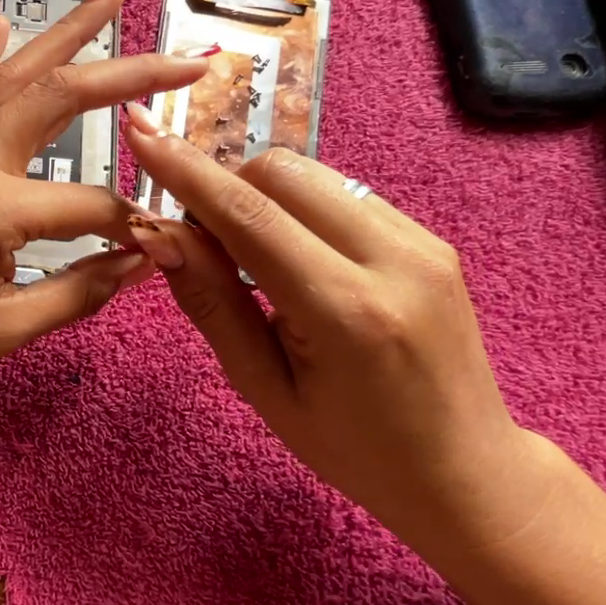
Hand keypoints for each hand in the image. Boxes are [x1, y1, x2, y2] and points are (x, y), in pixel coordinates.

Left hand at [0, 0, 209, 387]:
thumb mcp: (2, 329)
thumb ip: (79, 291)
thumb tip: (144, 261)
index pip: (91, 205)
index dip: (134, 228)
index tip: (163, 247)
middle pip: (59, 96)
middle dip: (130, 73)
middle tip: (189, 57)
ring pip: (12, 76)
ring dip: (64, 31)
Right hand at [119, 106, 536, 531]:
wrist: (465, 470)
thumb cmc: (349, 445)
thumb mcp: (260, 385)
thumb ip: (210, 301)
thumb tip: (158, 235)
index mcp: (346, 309)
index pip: (248, 215)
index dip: (185, 171)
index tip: (140, 134)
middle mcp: (395, 258)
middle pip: (280, 173)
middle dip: (221, 188)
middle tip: (194, 241)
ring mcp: (422, 242)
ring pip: (310, 175)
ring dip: (255, 196)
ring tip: (240, 256)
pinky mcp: (430, 238)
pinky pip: (338, 194)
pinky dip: (292, 209)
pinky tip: (286, 259)